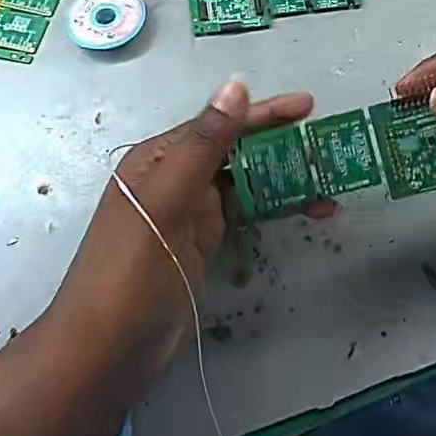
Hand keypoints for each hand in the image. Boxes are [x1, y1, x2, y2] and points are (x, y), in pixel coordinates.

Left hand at [0, 80, 314, 435]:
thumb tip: (236, 85)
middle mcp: (176, 179)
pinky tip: (308, 210)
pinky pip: (246, 213)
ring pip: (246, 182)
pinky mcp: (204, 243)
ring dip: (285, 178)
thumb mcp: (166, 200)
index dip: (263, 113)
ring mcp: (191, 213)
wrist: (106, 350)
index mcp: (160, 159)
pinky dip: (276, 208)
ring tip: (329, 179)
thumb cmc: (130, 270)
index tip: (308, 106)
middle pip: (236, 150)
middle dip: (281, 145)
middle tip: (328, 147)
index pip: (219, 124)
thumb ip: (204, 143)